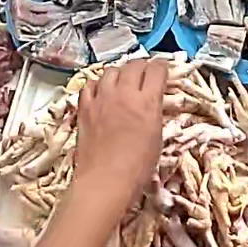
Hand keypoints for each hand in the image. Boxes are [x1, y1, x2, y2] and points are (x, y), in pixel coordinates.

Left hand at [70, 58, 166, 209]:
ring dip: (121, 72)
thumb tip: (151, 103)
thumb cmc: (138, 166)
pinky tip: (103, 91)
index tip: (163, 70)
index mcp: (147, 101)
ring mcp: (102, 99)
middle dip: (143, 66)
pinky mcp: (84, 107)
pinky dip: (99, 84)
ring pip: (111, 70)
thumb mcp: (157, 136)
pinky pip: (91, 84)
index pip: (157, 69)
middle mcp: (124, 93)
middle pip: (134, 65)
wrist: (106, 181)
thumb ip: (154, 112)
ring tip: (124, 80)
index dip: (162, 67)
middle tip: (146, 73)